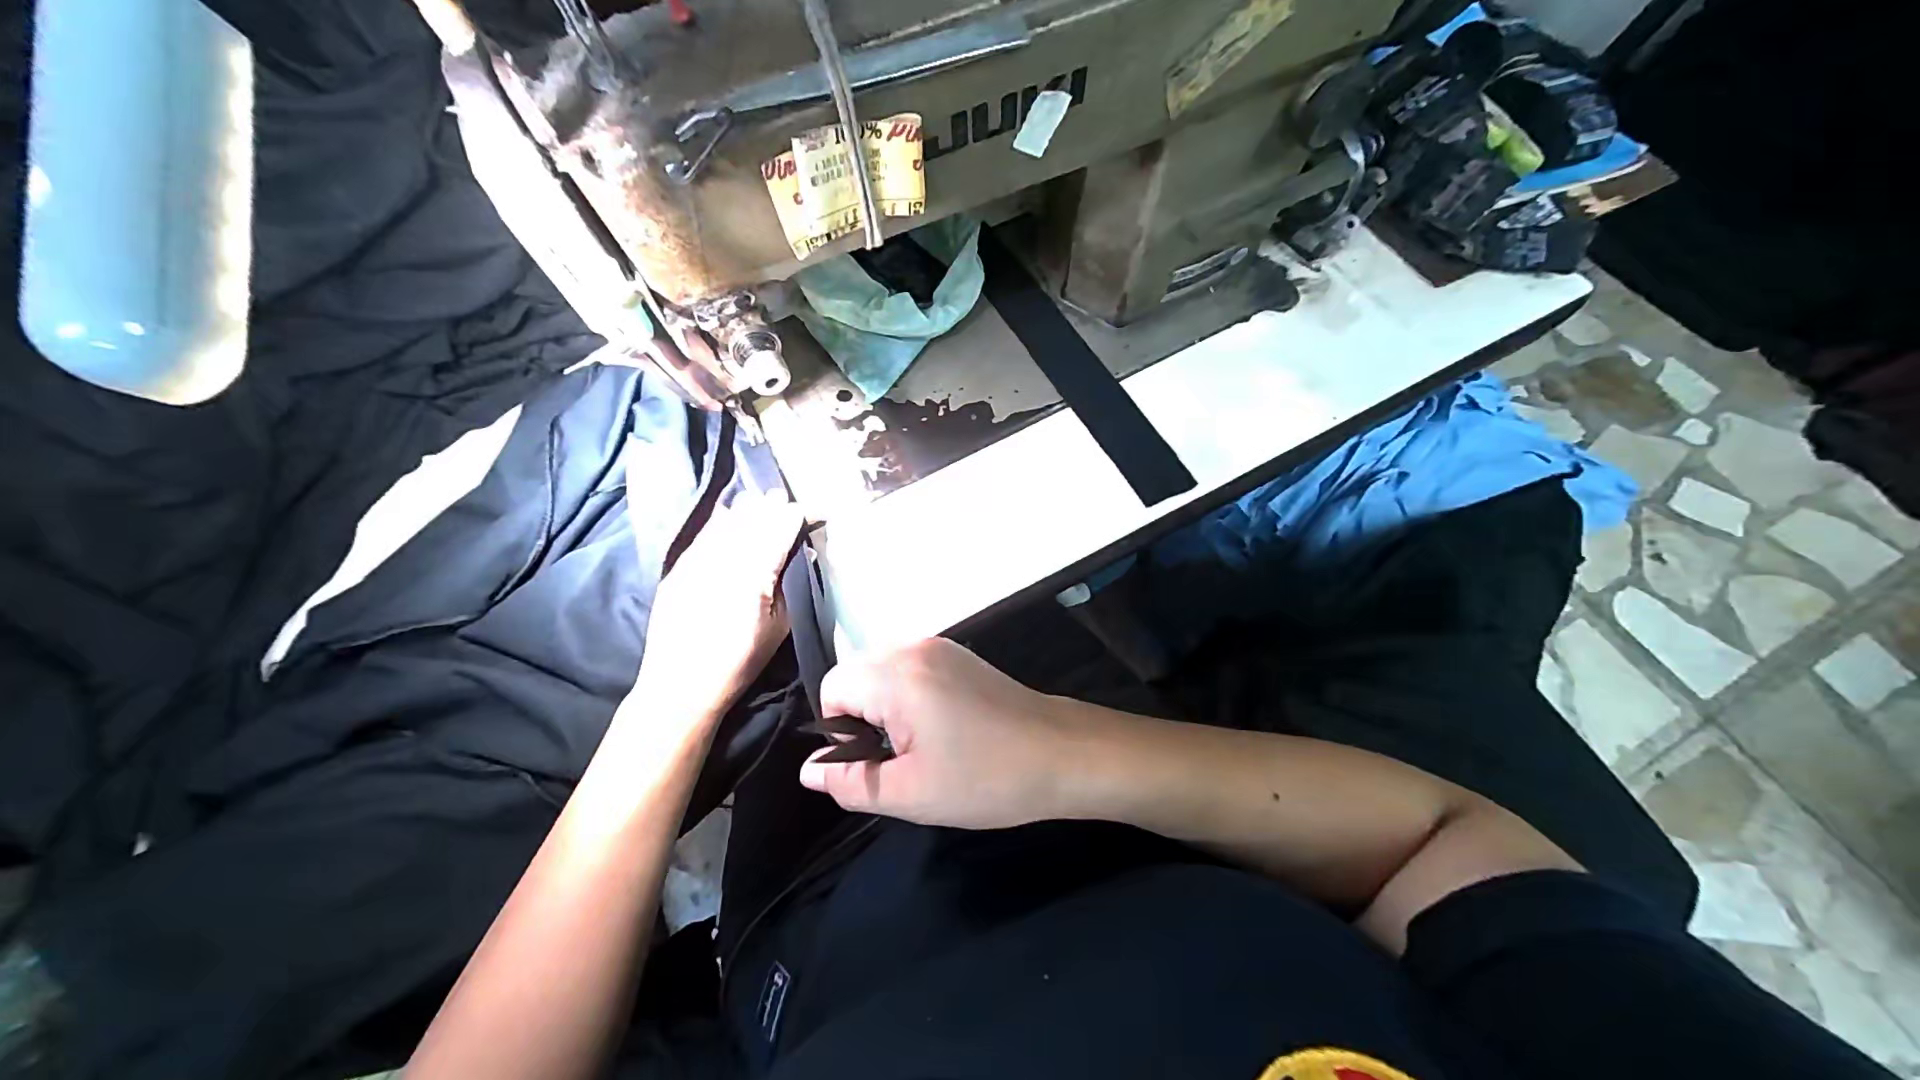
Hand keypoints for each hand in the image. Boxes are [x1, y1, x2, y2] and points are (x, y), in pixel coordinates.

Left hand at [631, 493, 802, 723]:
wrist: (680, 686)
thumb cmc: (739, 662)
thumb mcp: (779, 627)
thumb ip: (785, 585)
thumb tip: (791, 556)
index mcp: (755, 577)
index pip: (779, 531)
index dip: (795, 517)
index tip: (807, 511)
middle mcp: (724, 561)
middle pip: (752, 520)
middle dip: (770, 508)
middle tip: (783, 501)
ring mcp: (696, 562)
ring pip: (725, 522)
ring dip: (745, 511)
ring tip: (758, 502)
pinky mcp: (677, 569)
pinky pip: (702, 534)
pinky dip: (718, 523)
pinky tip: (727, 516)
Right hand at [798, 639, 1086, 828]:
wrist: (1063, 754)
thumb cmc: (985, 777)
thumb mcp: (909, 793)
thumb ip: (851, 780)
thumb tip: (809, 770)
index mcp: (897, 674)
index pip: (833, 687)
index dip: (839, 730)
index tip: (873, 761)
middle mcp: (914, 647)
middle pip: (857, 674)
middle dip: (861, 717)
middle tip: (898, 758)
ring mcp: (942, 647)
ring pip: (884, 673)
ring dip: (886, 708)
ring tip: (921, 746)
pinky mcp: (961, 656)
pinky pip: (912, 670)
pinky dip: (910, 697)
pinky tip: (942, 728)